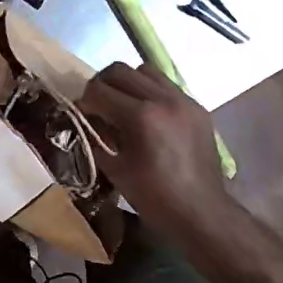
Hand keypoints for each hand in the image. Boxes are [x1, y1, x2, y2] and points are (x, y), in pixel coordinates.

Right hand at [79, 63, 234, 235]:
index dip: (84, 100)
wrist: (201, 212)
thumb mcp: (115, 170)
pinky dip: (150, 92)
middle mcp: (164, 99)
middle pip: (120, 70)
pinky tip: (148, 116)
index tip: (81, 113)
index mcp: (141, 116)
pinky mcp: (197, 107)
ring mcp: (184, 100)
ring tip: (123, 105)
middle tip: (97, 105)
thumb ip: (96, 138)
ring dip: (127, 83)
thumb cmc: (154, 197)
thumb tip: (84, 121)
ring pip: (145, 71)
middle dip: (102, 85)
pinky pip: (167, 86)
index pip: (99, 89)